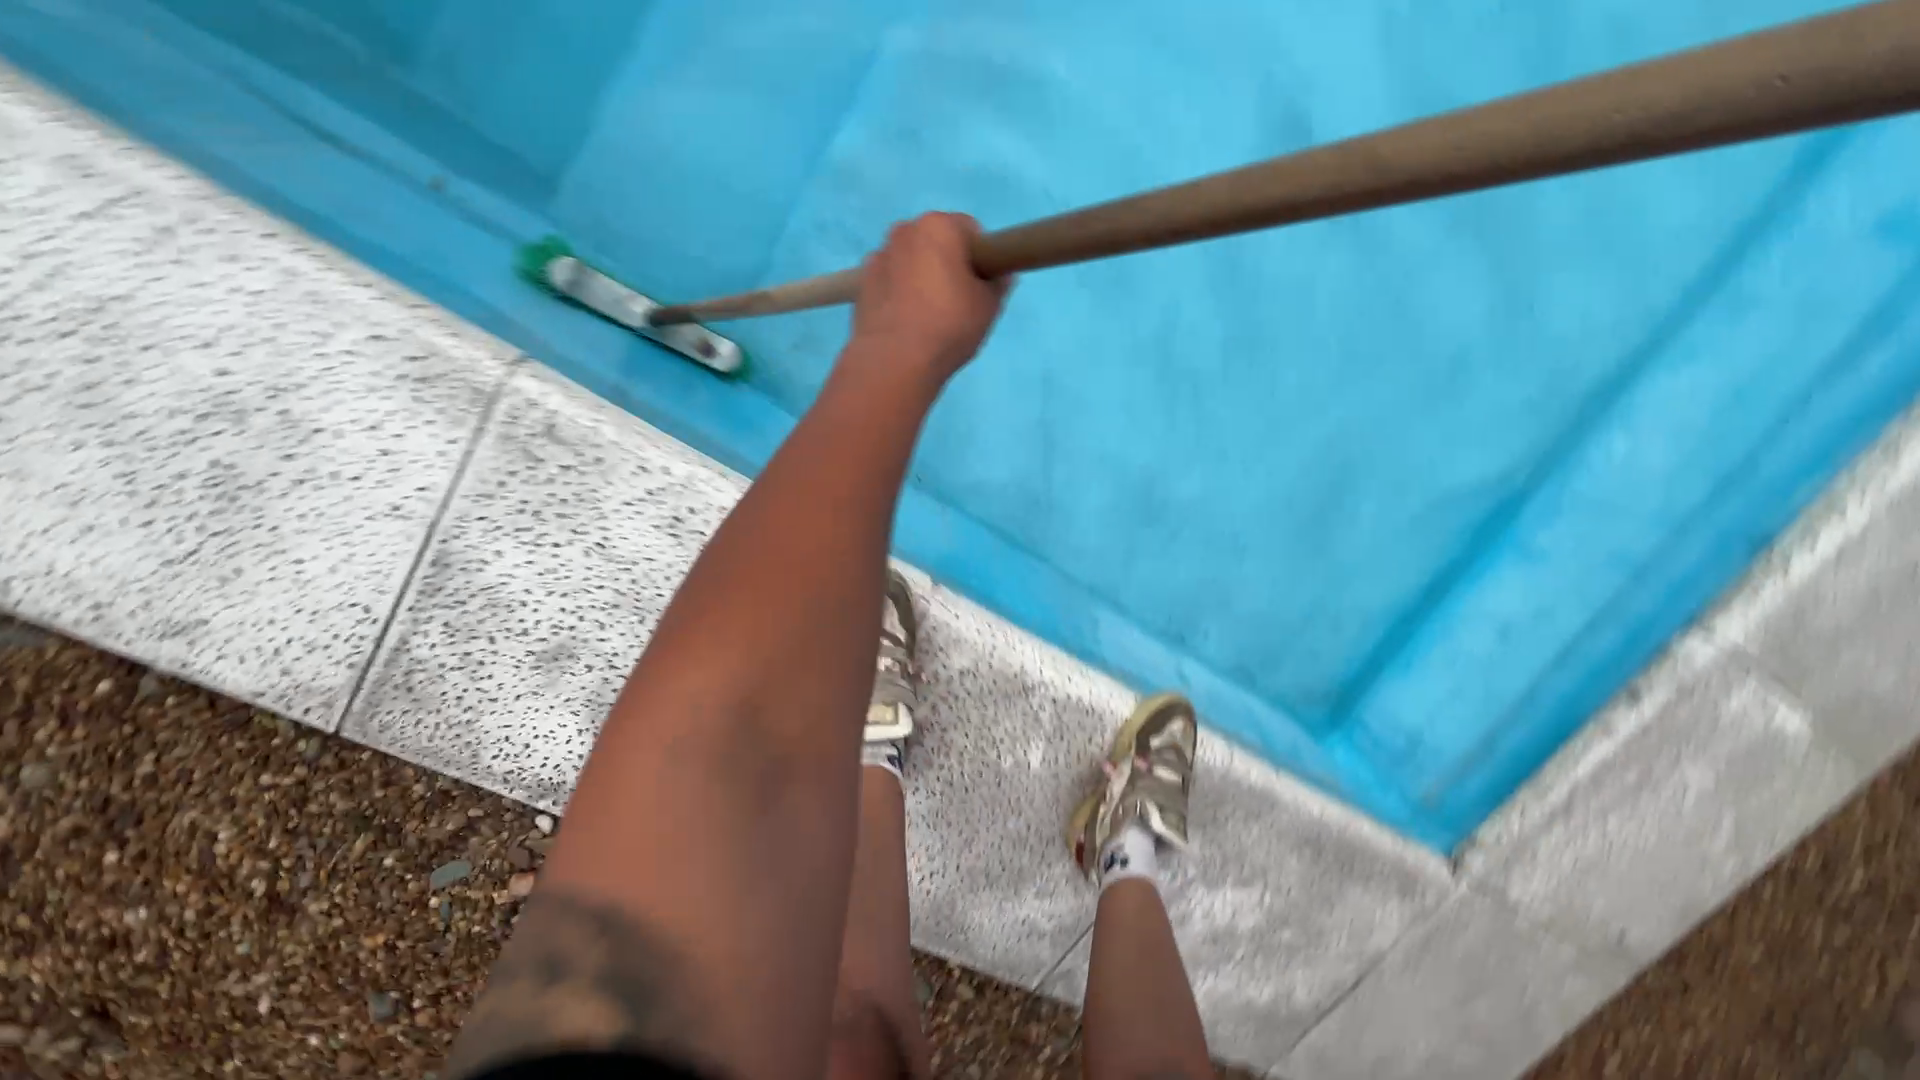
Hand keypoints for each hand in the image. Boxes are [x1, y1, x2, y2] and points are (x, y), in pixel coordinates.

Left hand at [847, 212, 1010, 390]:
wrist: (894, 361)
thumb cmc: (949, 325)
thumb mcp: (989, 306)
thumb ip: (998, 284)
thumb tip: (1000, 275)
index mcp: (938, 226)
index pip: (969, 230)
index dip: (979, 257)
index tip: (980, 284)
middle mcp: (904, 231)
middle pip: (935, 242)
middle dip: (946, 263)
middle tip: (957, 301)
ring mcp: (878, 256)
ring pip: (909, 261)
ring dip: (919, 277)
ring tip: (928, 315)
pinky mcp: (861, 284)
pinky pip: (889, 281)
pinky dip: (898, 293)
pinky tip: (905, 322)